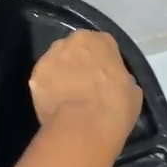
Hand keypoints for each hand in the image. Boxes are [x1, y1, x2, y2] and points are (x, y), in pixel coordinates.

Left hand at [28, 31, 142, 146]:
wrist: (84, 126)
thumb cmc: (115, 106)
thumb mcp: (132, 90)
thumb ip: (121, 78)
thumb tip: (114, 82)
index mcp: (100, 40)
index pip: (103, 45)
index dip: (103, 61)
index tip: (105, 77)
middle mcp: (72, 41)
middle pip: (76, 49)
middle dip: (79, 63)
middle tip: (85, 85)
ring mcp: (50, 56)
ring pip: (57, 62)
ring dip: (61, 74)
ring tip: (68, 96)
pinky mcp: (35, 75)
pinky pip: (44, 80)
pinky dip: (48, 89)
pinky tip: (55, 104)